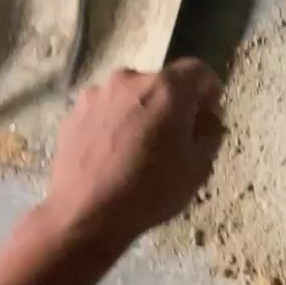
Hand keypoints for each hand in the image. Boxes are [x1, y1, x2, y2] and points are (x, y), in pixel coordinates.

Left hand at [35, 58, 223, 249]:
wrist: (86, 213)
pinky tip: (115, 152)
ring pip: (133, 95)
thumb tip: (207, 121)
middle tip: (176, 137)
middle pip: (164, 82)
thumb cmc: (151, 190)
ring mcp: (98, 93)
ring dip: (144, 111)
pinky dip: (118, 121)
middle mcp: (131, 79)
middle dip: (175, 104)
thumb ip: (211, 134)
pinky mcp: (74, 110)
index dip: (210, 91)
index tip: (208, 116)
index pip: (199, 71)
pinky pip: (108, 108)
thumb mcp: (199, 167)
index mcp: (168, 89)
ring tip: (141, 147)